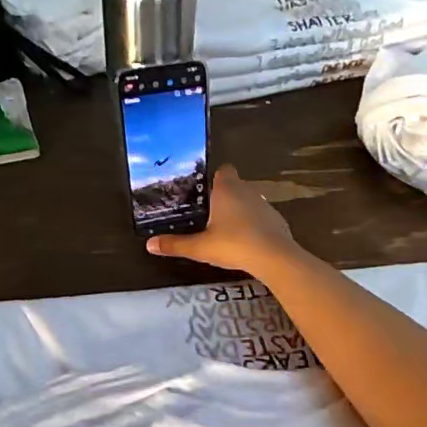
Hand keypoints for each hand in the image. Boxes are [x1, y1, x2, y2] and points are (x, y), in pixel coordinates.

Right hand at [147, 164, 301, 274]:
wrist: (273, 256)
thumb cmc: (233, 244)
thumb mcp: (201, 247)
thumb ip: (176, 244)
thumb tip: (149, 244)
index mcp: (227, 189)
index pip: (223, 170)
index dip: (215, 178)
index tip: (205, 192)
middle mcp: (247, 190)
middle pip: (235, 185)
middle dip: (225, 196)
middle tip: (211, 214)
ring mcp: (265, 203)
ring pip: (250, 200)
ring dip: (241, 211)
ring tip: (228, 230)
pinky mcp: (278, 219)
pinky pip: (262, 217)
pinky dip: (256, 225)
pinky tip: (249, 242)